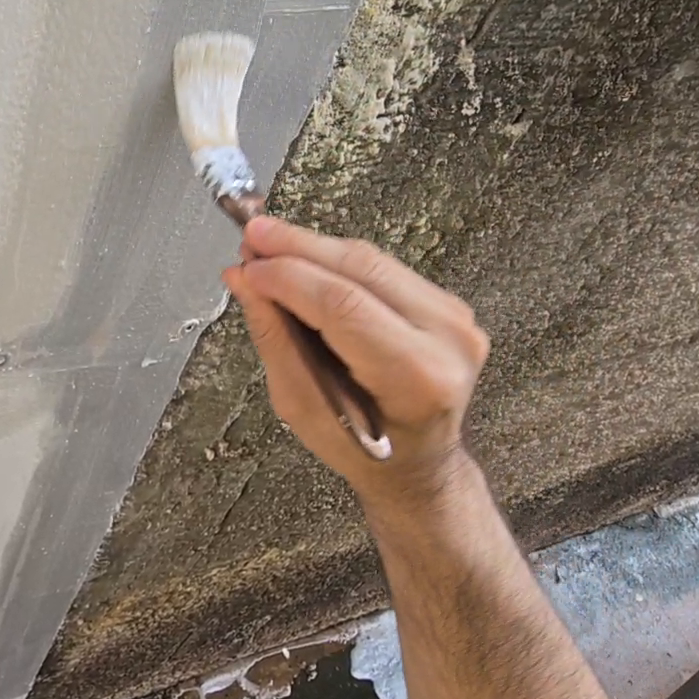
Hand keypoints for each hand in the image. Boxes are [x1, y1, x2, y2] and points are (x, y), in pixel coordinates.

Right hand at [221, 216, 488, 504]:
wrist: (420, 463)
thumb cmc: (360, 449)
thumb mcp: (301, 407)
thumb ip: (275, 338)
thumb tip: (243, 280)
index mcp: (416, 378)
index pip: (343, 305)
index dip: (289, 278)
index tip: (247, 266)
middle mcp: (447, 339)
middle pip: (360, 270)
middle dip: (297, 247)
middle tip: (250, 236)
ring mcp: (455, 317)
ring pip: (370, 260)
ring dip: (312, 246)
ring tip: (264, 243)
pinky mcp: (448, 303)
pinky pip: (380, 267)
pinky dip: (333, 259)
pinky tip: (299, 258)